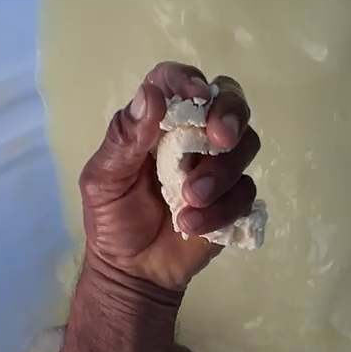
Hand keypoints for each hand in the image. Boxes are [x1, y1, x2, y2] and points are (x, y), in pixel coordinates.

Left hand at [79, 62, 259, 293]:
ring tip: (188, 200)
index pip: (175, 82)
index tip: (195, 95)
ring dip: (221, 172)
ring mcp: (218, 166)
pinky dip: (221, 208)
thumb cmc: (113, 219)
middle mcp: (193, 135)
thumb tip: (151, 96)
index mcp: (158, 122)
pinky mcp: (234, 199)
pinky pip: (246, 192)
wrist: (133, 271)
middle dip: (230, 115)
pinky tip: (192, 225)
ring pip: (245, 146)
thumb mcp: (104, 179)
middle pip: (229, 102)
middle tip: (219, 139)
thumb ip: (124, 138)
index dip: (188, 80)